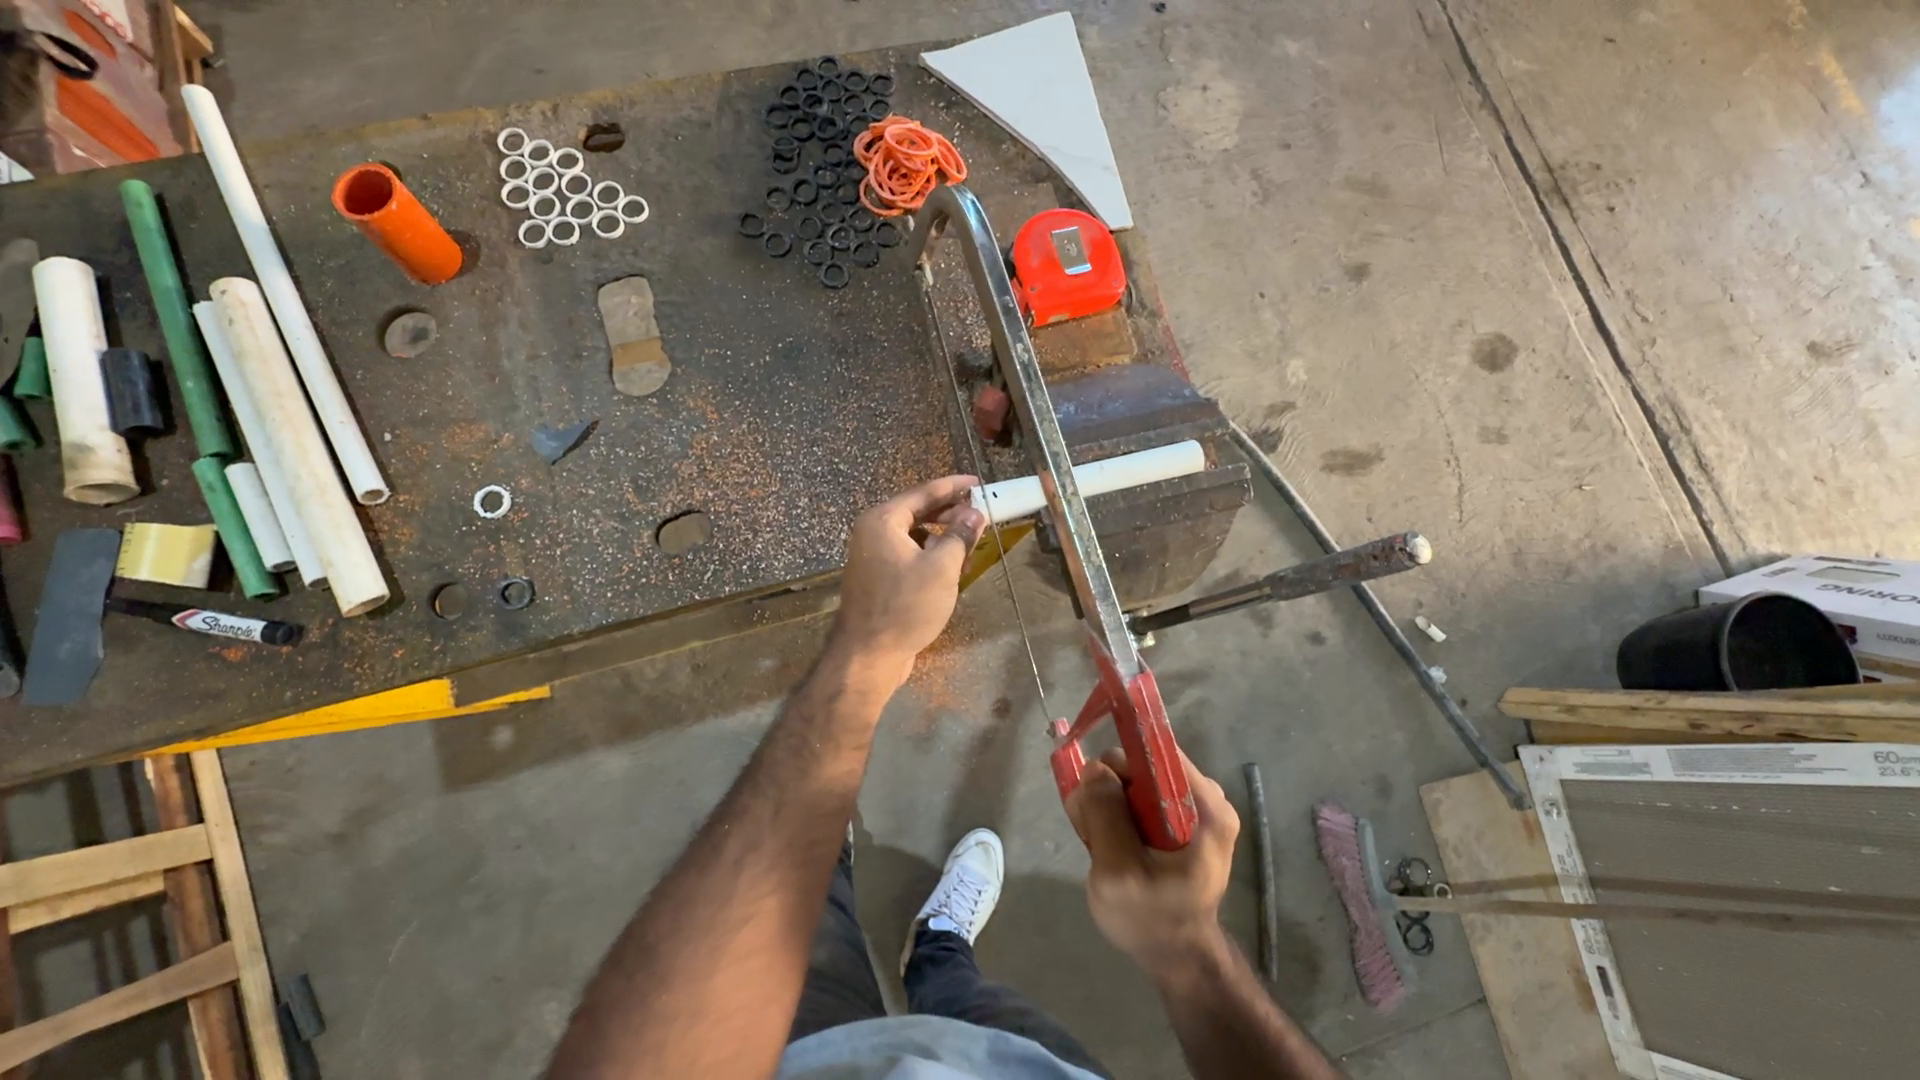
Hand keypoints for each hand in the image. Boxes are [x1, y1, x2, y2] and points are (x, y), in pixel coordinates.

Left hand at [830, 475, 986, 688]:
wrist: (869, 655)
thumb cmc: (906, 606)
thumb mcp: (942, 567)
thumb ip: (960, 535)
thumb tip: (975, 513)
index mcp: (882, 521)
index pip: (923, 492)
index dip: (953, 486)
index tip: (977, 482)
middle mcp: (872, 533)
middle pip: (917, 512)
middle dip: (950, 514)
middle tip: (980, 514)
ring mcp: (872, 557)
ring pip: (914, 536)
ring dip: (942, 539)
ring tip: (970, 547)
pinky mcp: (877, 579)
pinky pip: (908, 556)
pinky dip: (929, 558)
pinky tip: (951, 571)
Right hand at [1065, 748, 1240, 978]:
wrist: (1176, 958)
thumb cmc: (1152, 920)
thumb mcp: (1119, 872)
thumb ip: (1106, 817)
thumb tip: (1094, 767)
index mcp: (1207, 807)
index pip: (1158, 753)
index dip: (1120, 762)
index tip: (1093, 787)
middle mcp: (1205, 799)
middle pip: (1144, 766)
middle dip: (1109, 789)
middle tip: (1091, 828)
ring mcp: (1193, 810)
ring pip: (1135, 782)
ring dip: (1108, 805)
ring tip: (1098, 844)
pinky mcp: (1179, 822)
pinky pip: (1138, 799)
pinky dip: (1117, 815)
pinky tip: (1108, 845)